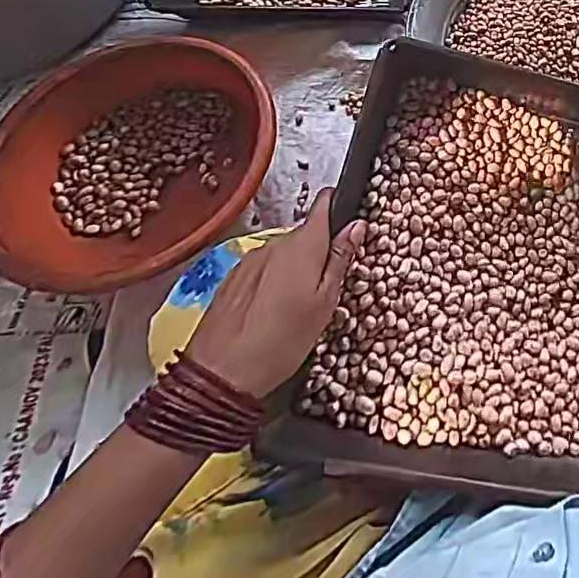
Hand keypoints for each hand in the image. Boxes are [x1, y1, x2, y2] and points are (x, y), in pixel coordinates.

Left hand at [185, 189, 363, 397]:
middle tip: (327, 288)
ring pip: (285, 253)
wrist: (222, 373)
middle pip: (306, 233)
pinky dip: (274, 281)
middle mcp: (276, 243)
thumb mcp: (325, 302)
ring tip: (299, 306)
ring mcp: (251, 258)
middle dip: (320, 252)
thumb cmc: (282, 340)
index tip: (349, 228)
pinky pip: (264, 268)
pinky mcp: (234, 276)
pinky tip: (274, 311)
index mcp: (303, 244)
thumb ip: (340, 259)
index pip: (325, 203)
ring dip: (296, 268)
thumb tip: (356, 226)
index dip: (340, 208)